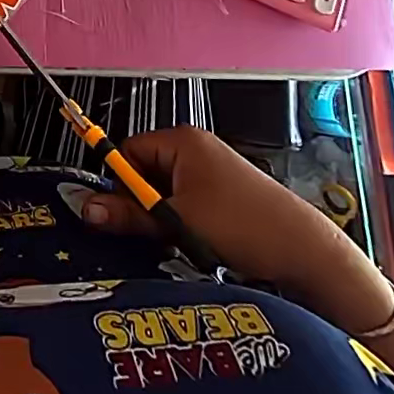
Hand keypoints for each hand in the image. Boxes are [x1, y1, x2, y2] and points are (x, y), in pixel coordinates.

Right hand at [77, 127, 393, 333]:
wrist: (303, 252)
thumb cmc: (246, 224)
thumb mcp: (178, 220)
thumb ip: (130, 214)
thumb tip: (90, 209)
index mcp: (183, 141)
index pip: (128, 150)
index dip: (117, 181)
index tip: (111, 211)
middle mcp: (196, 151)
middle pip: (144, 173)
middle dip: (141, 204)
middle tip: (146, 231)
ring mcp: (211, 175)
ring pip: (164, 195)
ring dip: (161, 219)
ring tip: (174, 240)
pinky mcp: (222, 199)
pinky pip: (184, 207)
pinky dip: (180, 226)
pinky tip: (190, 245)